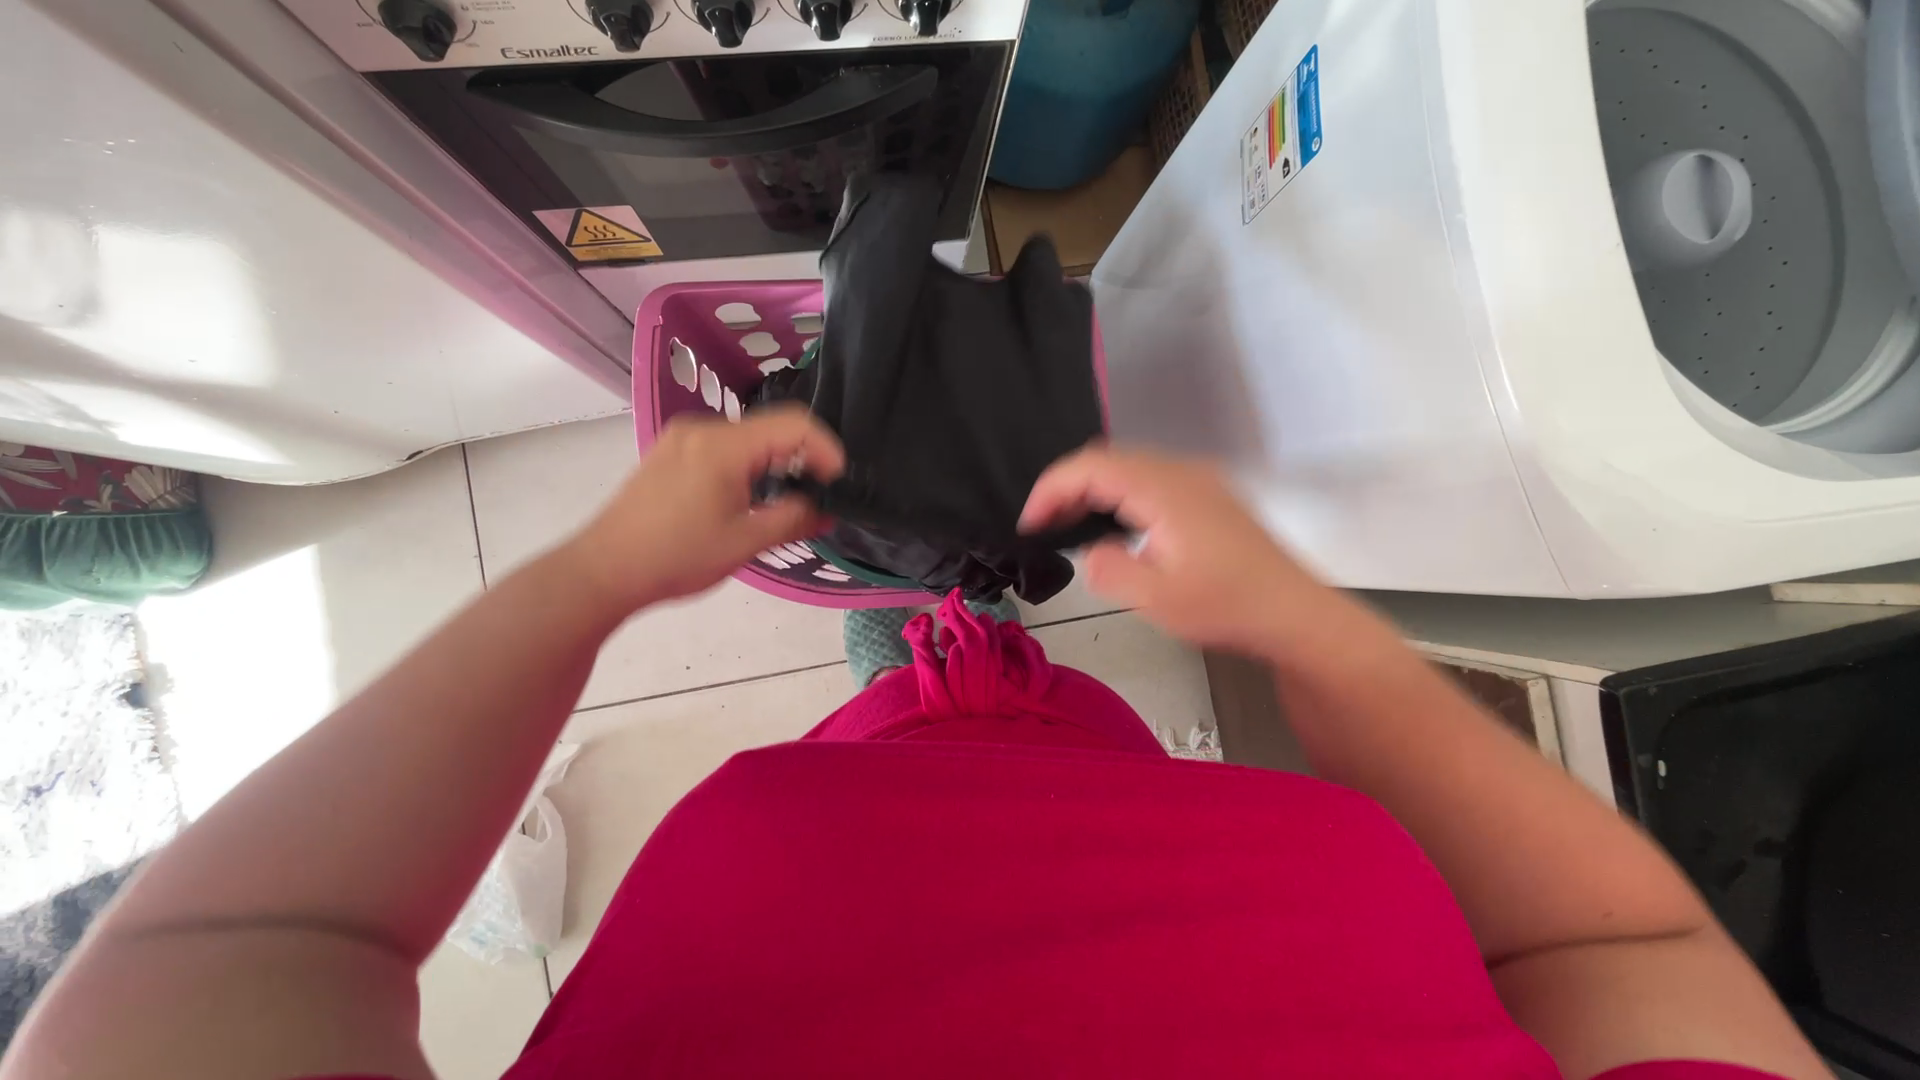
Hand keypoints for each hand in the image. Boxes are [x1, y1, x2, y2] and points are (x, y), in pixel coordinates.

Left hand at [570, 406, 844, 609]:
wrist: (602, 571)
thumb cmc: (676, 557)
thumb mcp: (745, 543)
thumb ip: (794, 520)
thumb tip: (828, 510)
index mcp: (724, 444)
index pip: (795, 425)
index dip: (826, 449)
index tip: (839, 485)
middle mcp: (703, 429)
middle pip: (771, 428)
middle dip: (803, 458)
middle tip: (819, 497)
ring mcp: (682, 438)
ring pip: (748, 438)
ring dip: (776, 463)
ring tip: (787, 502)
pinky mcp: (670, 452)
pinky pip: (724, 447)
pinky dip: (749, 466)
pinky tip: (750, 498)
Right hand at [1020, 446, 1337, 654]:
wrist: (1295, 614)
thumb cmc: (1227, 607)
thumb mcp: (1157, 599)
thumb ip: (1109, 569)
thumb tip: (1092, 552)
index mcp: (1165, 490)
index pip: (1091, 467)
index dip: (1051, 489)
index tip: (1029, 525)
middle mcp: (1181, 473)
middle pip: (1108, 459)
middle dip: (1067, 487)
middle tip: (1043, 528)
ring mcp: (1199, 481)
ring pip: (1129, 466)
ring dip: (1092, 490)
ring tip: (1069, 527)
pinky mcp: (1209, 496)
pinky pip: (1150, 478)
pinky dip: (1118, 493)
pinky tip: (1114, 527)